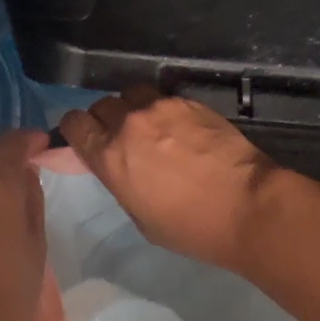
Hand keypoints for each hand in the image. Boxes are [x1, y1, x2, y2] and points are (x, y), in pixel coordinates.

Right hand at [58, 86, 278, 271]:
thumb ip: (119, 180)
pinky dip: (162, 110)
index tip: (82, 138)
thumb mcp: (140, 217)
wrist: (245, 204)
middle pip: (100, 105)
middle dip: (104, 120)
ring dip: (132, 108)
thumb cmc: (191, 227)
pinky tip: (179, 128)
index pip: (74, 123)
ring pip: (130, 94)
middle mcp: (128, 123)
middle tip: (121, 139)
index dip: (74, 130)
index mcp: (110, 155)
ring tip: (149, 127)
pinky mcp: (186, 100)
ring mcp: (159, 107)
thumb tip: (113, 164)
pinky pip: (162, 97)